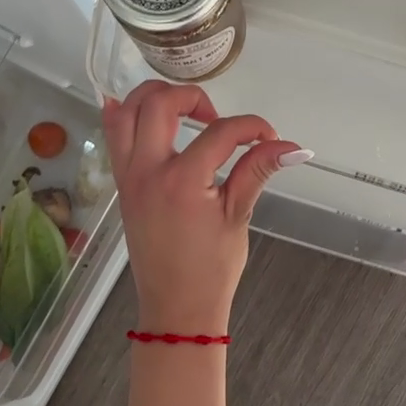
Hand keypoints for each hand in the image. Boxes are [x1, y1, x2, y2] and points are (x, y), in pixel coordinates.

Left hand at [102, 80, 304, 333]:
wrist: (177, 308)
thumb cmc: (211, 270)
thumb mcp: (238, 216)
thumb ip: (258, 171)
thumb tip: (291, 146)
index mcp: (182, 181)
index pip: (220, 132)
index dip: (251, 128)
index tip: (268, 138)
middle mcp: (147, 171)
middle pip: (159, 103)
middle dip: (193, 97)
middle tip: (216, 118)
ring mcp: (128, 177)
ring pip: (125, 111)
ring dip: (153, 98)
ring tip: (183, 112)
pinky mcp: (122, 185)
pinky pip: (113, 137)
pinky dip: (124, 116)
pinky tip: (142, 113)